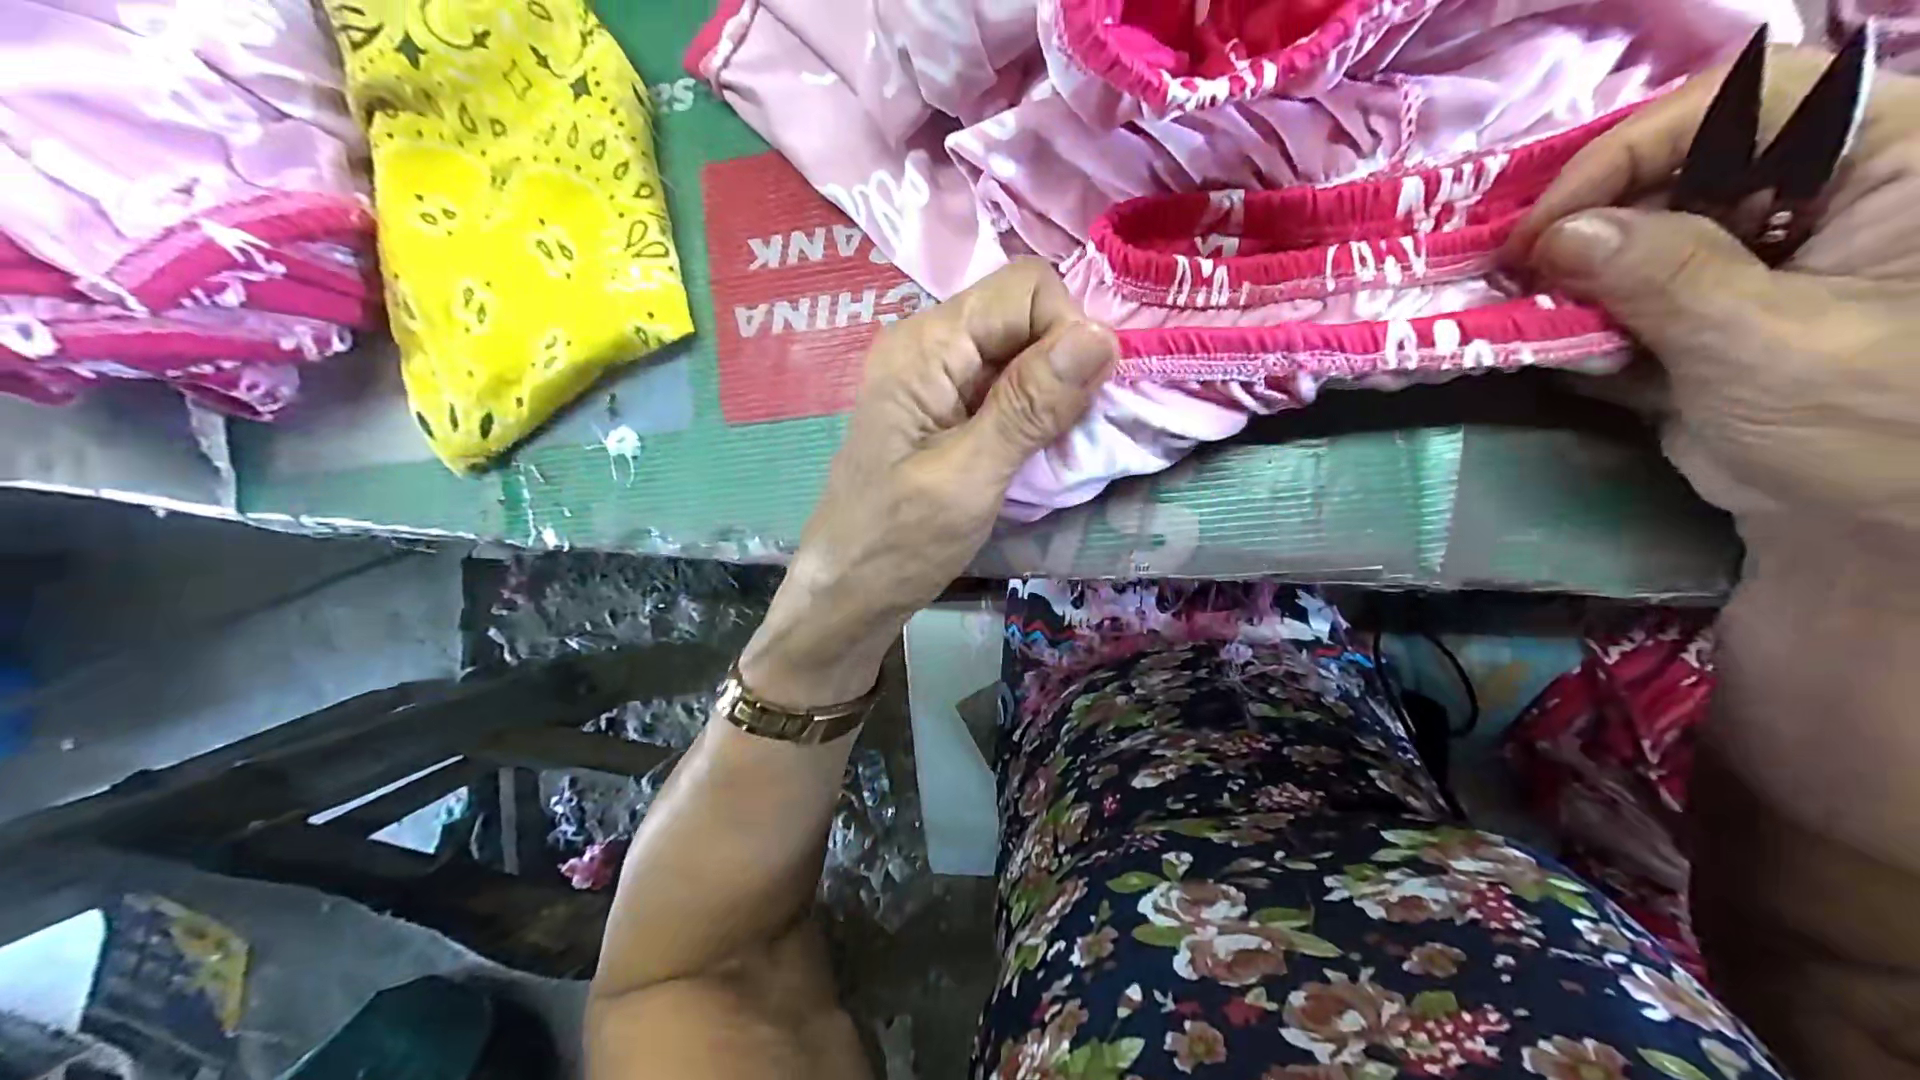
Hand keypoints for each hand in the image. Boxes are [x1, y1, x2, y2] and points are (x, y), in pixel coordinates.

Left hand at [738, 260, 1116, 709]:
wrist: (848, 593)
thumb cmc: (898, 543)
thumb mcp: (968, 477)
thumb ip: (1030, 406)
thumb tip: (1101, 336)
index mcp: (925, 346)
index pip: (1026, 289)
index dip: (1068, 332)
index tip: (1079, 401)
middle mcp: (929, 344)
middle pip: (1024, 314)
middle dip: (1064, 363)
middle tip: (1066, 432)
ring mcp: (935, 377)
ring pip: (1021, 351)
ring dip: (1052, 392)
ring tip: (1049, 447)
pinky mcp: (944, 408)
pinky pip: (1006, 384)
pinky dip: (1033, 411)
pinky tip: (1033, 451)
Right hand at [1508, 48, 1919, 564]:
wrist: (1875, 532)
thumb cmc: (1875, 428)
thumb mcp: (1769, 343)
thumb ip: (1663, 277)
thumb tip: (1555, 235)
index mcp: (1895, 162)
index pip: (1753, 102)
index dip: (1638, 146)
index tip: (1547, 223)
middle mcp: (1820, 195)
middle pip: (1679, 168)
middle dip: (1585, 217)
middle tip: (1508, 269)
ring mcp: (1753, 258)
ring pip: (1637, 235)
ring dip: (1566, 274)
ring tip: (1510, 308)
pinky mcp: (1701, 314)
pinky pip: (1622, 294)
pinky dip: (1572, 316)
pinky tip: (1533, 339)